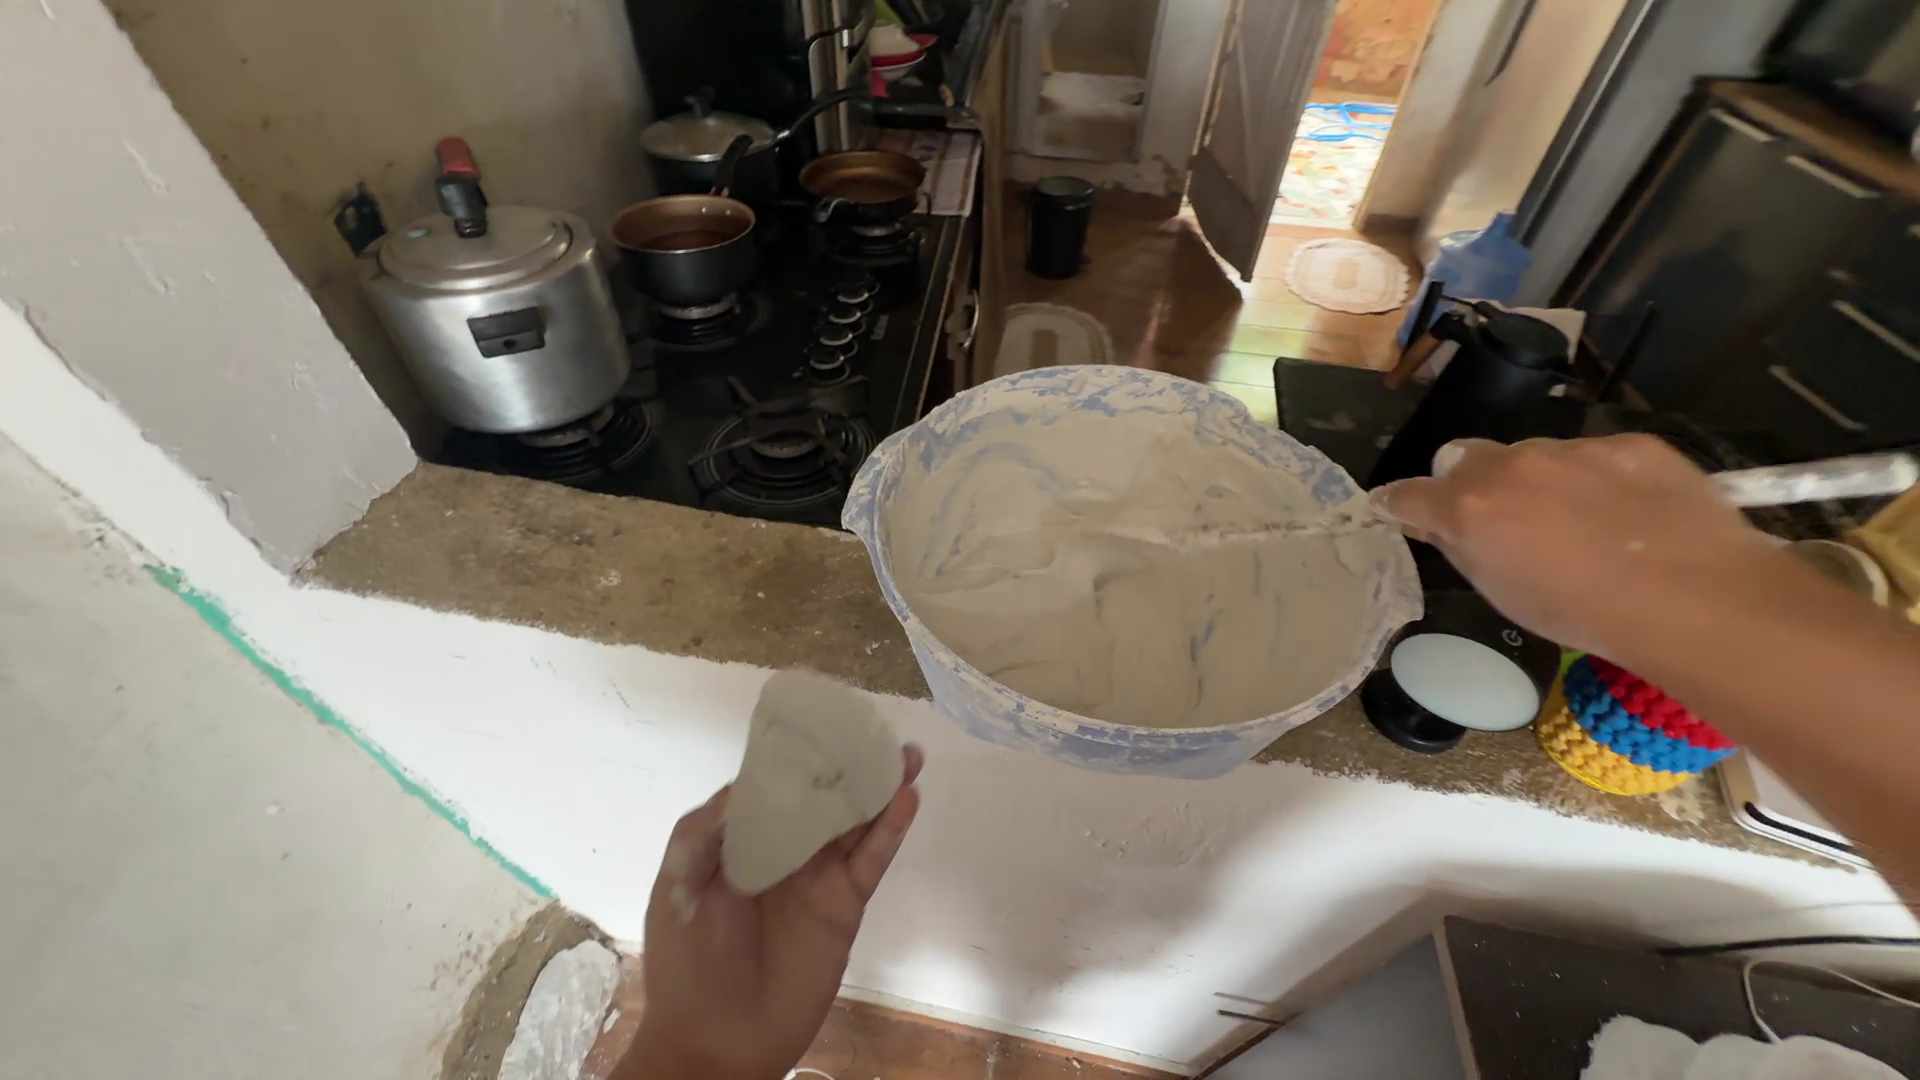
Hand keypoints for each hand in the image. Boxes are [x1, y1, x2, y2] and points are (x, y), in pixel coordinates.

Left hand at [618, 746, 923, 1079]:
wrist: (716, 1043)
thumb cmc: (687, 963)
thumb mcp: (677, 888)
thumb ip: (701, 833)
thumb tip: (742, 783)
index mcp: (747, 838)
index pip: (779, 785)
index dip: (801, 754)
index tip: (825, 722)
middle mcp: (790, 848)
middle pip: (828, 796)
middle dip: (854, 764)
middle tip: (882, 734)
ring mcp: (821, 874)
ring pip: (858, 820)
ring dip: (883, 787)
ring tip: (909, 756)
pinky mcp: (846, 903)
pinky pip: (872, 859)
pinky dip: (890, 829)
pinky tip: (906, 799)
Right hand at [1372, 436, 1778, 660]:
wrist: (1697, 599)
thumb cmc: (1580, 612)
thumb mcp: (1498, 591)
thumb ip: (1460, 547)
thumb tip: (1438, 525)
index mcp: (1467, 507)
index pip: (1406, 493)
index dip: (1396, 502)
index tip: (1395, 509)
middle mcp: (1508, 467)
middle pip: (1462, 458)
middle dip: (1467, 482)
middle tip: (1497, 517)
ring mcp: (1571, 451)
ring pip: (1529, 455)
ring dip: (1533, 479)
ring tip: (1576, 518)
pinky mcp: (1628, 444)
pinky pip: (1592, 455)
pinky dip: (1594, 477)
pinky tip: (1625, 512)